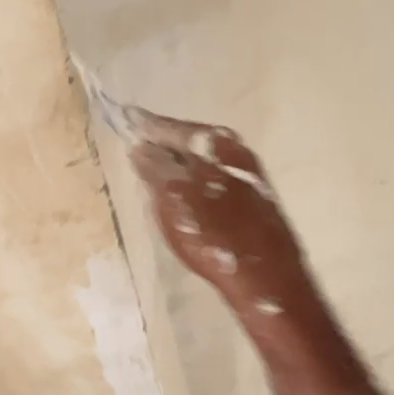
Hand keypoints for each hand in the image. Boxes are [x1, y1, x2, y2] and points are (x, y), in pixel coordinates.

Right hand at [126, 109, 313, 326]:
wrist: (266, 278)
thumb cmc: (214, 236)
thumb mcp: (174, 201)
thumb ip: (155, 171)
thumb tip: (140, 148)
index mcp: (216, 146)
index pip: (174, 129)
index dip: (148, 125)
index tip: (127, 117)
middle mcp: (236, 155)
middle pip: (192, 143)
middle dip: (165, 143)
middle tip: (139, 144)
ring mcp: (248, 179)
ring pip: (204, 162)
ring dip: (179, 164)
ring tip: (155, 169)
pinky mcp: (253, 203)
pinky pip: (213, 180)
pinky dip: (194, 182)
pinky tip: (185, 197)